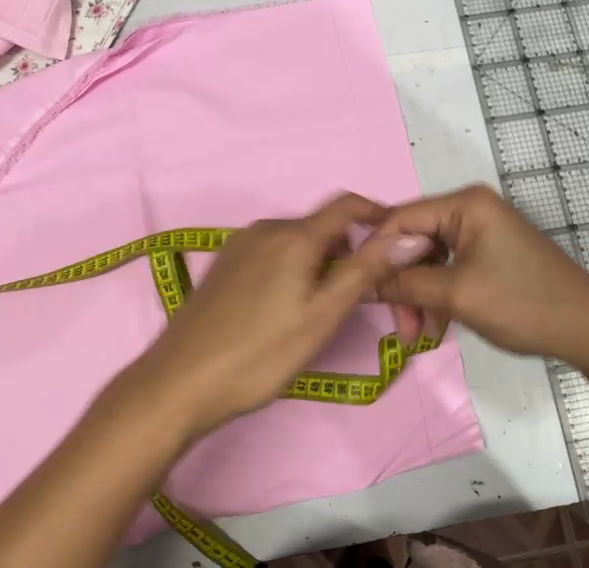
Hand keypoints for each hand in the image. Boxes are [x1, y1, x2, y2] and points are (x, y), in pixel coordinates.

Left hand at [119, 194, 433, 439]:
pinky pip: (273, 254)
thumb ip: (365, 270)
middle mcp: (267, 228)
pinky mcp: (225, 265)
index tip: (401, 245)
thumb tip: (408, 235)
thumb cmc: (261, 353)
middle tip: (362, 299)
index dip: (379, 217)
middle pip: (322, 228)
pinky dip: (293, 271)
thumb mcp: (323, 315)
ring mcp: (241, 245)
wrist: (180, 382)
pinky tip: (287, 311)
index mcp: (294, 234)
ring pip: (297, 243)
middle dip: (348, 251)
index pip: (348, 205)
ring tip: (324, 311)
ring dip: (319, 264)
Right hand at [375, 186, 588, 372]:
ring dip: (420, 296)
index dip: (375, 255)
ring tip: (421, 337)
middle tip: (402, 330)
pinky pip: (450, 269)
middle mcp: (471, 208)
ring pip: (430, 260)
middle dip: (402, 284)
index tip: (359, 293)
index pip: (400, 220)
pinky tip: (437, 327)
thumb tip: (363, 278)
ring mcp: (482, 231)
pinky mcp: (490, 254)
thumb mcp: (457, 296)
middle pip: (414, 241)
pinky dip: (439, 296)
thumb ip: (405, 282)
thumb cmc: (524, 304)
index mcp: (465, 203)